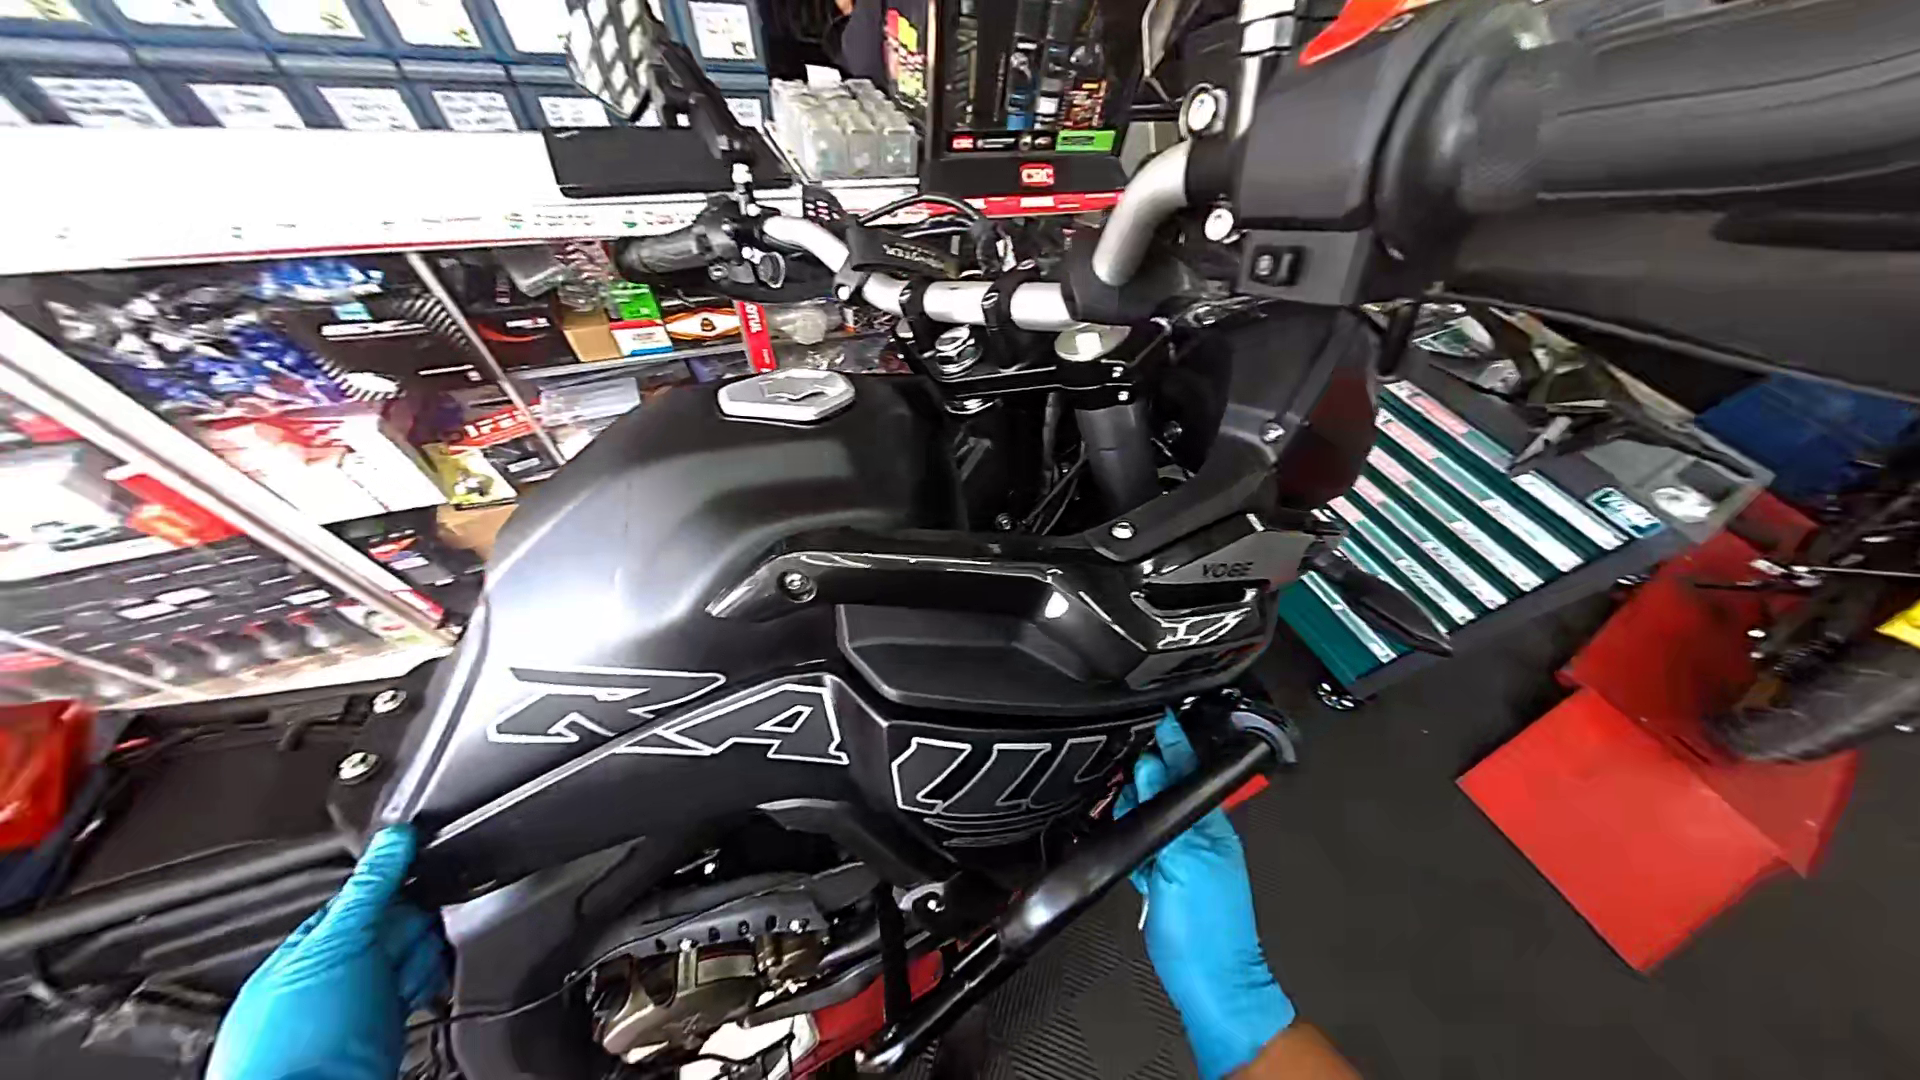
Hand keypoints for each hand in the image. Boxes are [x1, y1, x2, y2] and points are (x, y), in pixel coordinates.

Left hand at [209, 825, 446, 1079]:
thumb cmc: (295, 1041)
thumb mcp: (335, 946)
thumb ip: (370, 888)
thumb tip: (394, 836)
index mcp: (308, 950)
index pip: (367, 894)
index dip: (396, 887)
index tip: (417, 884)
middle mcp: (338, 970)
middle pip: (401, 918)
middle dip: (413, 927)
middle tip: (398, 948)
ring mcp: (366, 995)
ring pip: (420, 947)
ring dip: (423, 956)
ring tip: (403, 981)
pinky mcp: (395, 1015)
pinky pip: (430, 977)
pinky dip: (433, 977)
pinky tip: (418, 990)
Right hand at [1117, 712, 1294, 1079]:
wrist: (1207, 982)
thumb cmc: (1209, 930)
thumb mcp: (1185, 861)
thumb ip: (1164, 814)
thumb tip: (1147, 770)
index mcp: (1209, 824)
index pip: (1187, 770)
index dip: (1171, 742)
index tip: (1159, 716)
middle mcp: (1195, 834)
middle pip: (1162, 787)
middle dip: (1141, 774)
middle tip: (1125, 765)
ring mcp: (1178, 855)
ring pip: (1147, 812)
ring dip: (1131, 804)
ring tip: (1119, 804)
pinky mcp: (1161, 874)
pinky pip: (1140, 841)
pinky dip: (1128, 834)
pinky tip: (1120, 831)